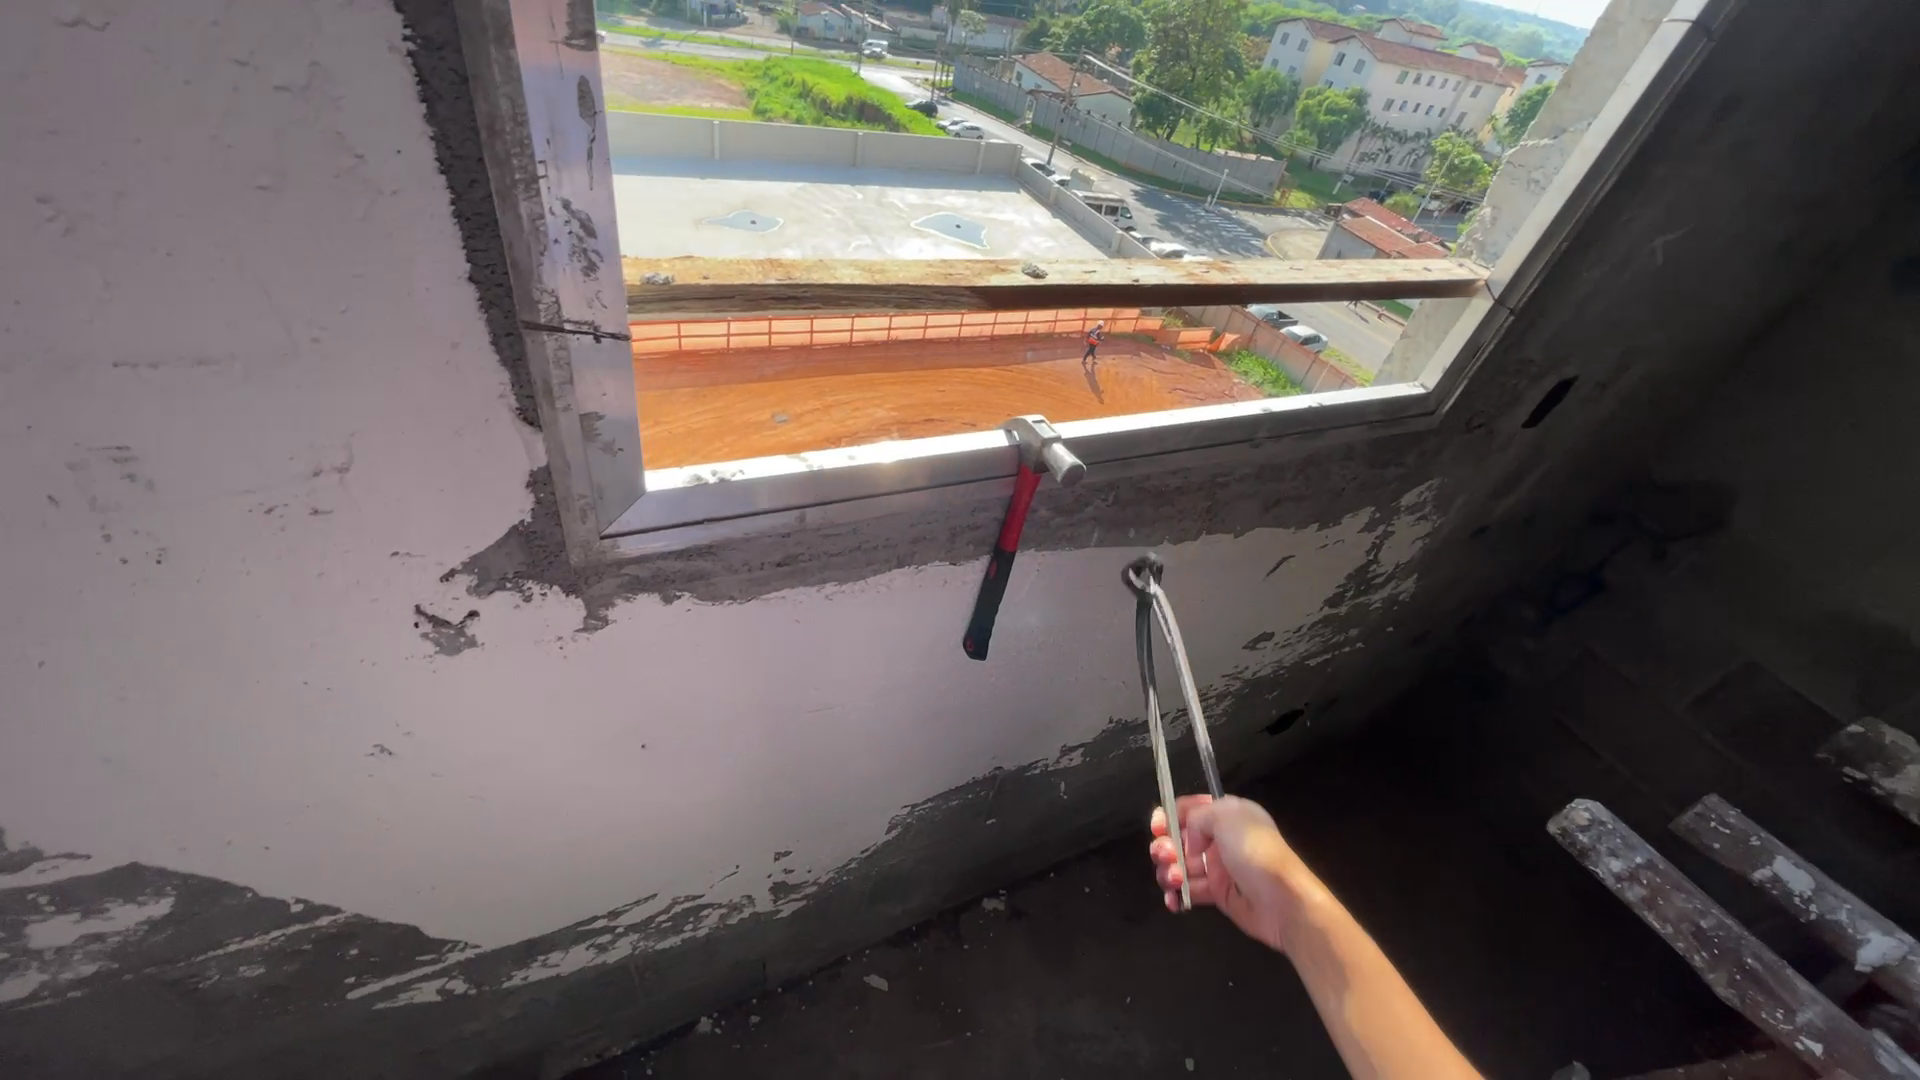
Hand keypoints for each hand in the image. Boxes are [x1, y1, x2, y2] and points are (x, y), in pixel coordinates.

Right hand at [1149, 794, 1310, 952]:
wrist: (1283, 901)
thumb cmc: (1255, 851)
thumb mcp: (1226, 817)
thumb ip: (1197, 816)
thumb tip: (1188, 839)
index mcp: (1225, 814)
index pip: (1188, 809)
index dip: (1169, 816)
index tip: (1160, 828)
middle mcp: (1219, 838)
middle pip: (1177, 837)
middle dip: (1165, 846)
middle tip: (1168, 856)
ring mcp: (1217, 867)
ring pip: (1178, 864)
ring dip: (1168, 871)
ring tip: (1175, 880)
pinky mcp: (1217, 894)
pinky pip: (1188, 890)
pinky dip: (1176, 895)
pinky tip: (1174, 901)